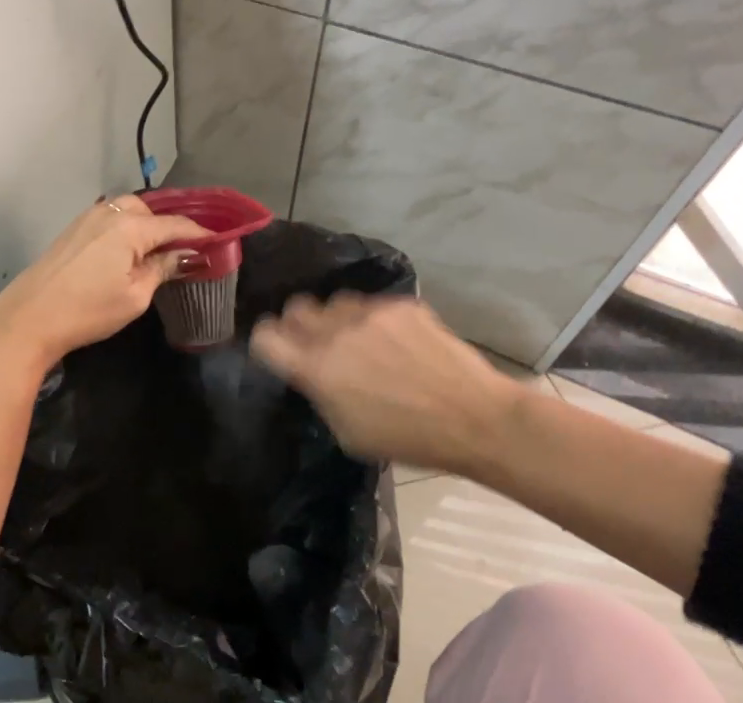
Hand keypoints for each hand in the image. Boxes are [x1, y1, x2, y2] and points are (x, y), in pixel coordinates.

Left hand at [0, 194, 210, 369]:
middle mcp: (108, 212)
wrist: (30, 316)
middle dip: (167, 226)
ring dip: (143, 226)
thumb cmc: (88, 310)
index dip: (198, 233)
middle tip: (181, 252)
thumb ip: (161, 268)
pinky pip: (107, 219)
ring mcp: (85, 218)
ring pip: (124, 211)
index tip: (218, 243)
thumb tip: (184, 254)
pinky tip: (125, 252)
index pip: (174, 224)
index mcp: (129, 226)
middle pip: (148, 210)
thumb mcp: (135, 295)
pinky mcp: (71, 230)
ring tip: (153, 253)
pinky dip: (122, 229)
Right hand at [250, 294, 522, 473]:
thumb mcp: (348, 433)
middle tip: (316, 343)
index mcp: (316, 368)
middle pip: (295, 309)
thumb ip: (321, 395)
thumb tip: (313, 376)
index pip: (265, 337)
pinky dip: (375, 322)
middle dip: (298, 325)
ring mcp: (368, 314)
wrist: (476, 418)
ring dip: (338, 320)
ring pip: (334, 302)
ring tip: (360, 340)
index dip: (267, 343)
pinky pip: (372, 306)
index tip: (278, 351)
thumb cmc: (408, 439)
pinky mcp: (399, 305)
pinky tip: (397, 343)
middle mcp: (335, 332)